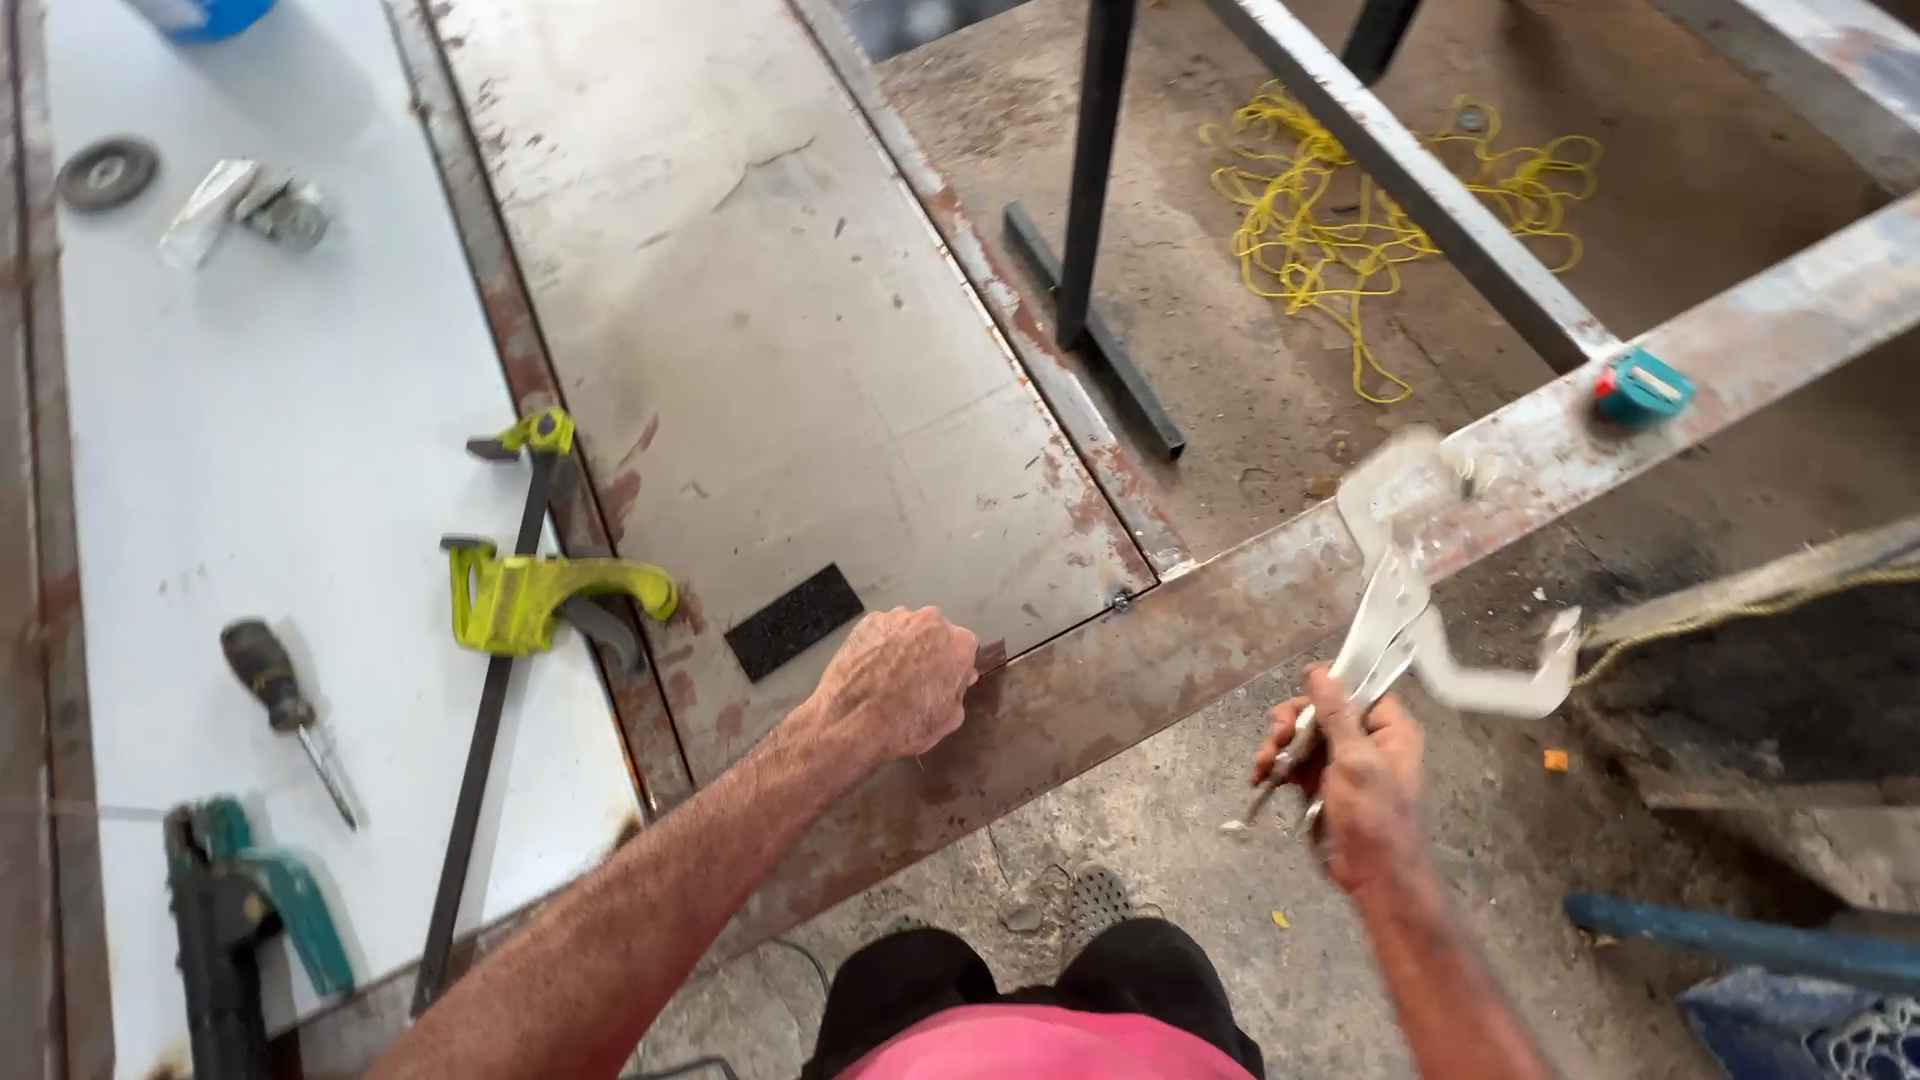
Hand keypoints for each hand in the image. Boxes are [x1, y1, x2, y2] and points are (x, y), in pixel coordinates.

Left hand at [804, 607, 979, 767]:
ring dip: (906, 643)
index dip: (954, 665)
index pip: (965, 648)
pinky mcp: (869, 620)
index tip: (943, 680)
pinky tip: (871, 665)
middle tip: (916, 677)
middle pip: (937, 632)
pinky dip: (881, 642)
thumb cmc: (907, 724)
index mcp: (959, 643)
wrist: (850, 721)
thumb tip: (961, 676)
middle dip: (931, 649)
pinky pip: (883, 629)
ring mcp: (898, 617)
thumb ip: (959, 691)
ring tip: (889, 671)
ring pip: (909, 627)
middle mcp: (932, 620)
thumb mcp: (948, 719)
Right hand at [1253, 665, 1428, 898]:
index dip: (1330, 686)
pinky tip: (1261, 777)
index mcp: (1389, 731)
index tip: (1301, 689)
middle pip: (1321, 710)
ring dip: (1277, 745)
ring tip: (1264, 765)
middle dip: (1292, 722)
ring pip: (1301, 735)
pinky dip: (1275, 766)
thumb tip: (1319, 671)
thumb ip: (1336, 714)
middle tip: (1276, 737)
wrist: (1373, 878)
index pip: (1360, 690)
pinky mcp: (1320, 783)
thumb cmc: (1374, 817)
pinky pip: (1292, 761)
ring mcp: (1341, 762)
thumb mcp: (1355, 761)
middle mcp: (1366, 741)